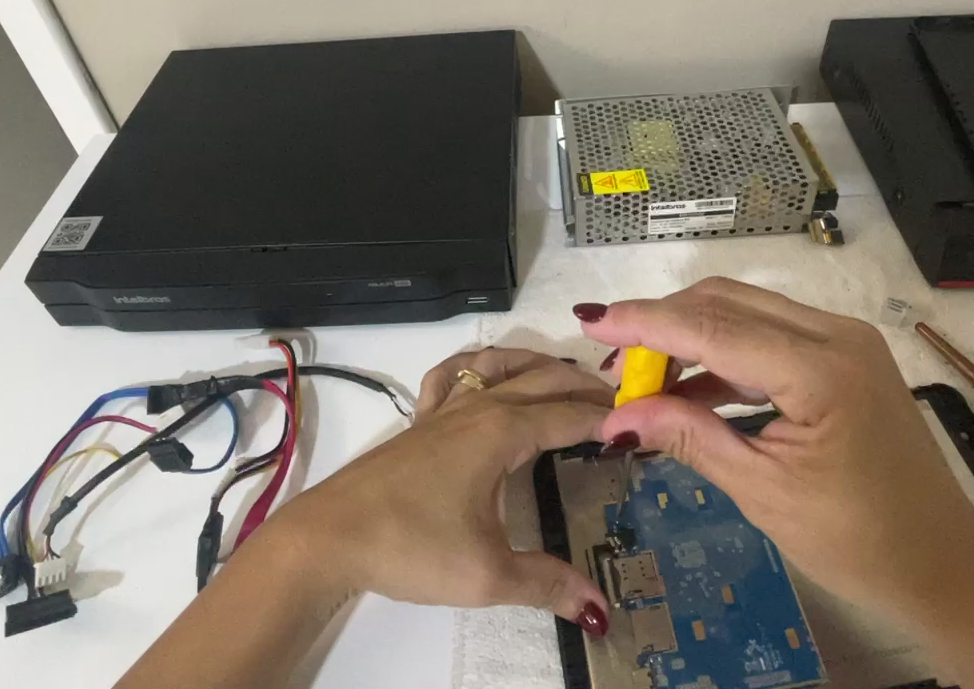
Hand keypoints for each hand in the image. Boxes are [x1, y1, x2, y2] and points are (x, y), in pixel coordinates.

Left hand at [268, 348, 614, 630]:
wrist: (332, 535)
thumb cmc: (413, 547)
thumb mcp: (486, 574)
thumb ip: (546, 585)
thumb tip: (600, 610)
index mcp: (503, 432)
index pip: (568, 416)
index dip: (606, 419)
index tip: (640, 423)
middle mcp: (480, 406)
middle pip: (543, 381)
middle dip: (584, 388)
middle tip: (619, 404)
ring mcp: (447, 406)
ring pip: (502, 364)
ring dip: (539, 364)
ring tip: (566, 378)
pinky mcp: (421, 417)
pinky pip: (456, 372)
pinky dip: (480, 364)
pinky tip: (487, 375)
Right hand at [582, 278, 973, 614]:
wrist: (945, 566)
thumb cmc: (858, 542)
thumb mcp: (762, 491)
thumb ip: (687, 437)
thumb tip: (613, 418)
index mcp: (822, 369)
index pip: (713, 328)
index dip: (645, 323)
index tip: (590, 321)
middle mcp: (835, 333)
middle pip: (724, 302)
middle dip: (662, 326)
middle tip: (614, 368)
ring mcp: (841, 337)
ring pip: (742, 311)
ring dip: (688, 336)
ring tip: (641, 379)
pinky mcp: (840, 352)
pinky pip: (764, 333)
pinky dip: (720, 353)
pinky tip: (686, 388)